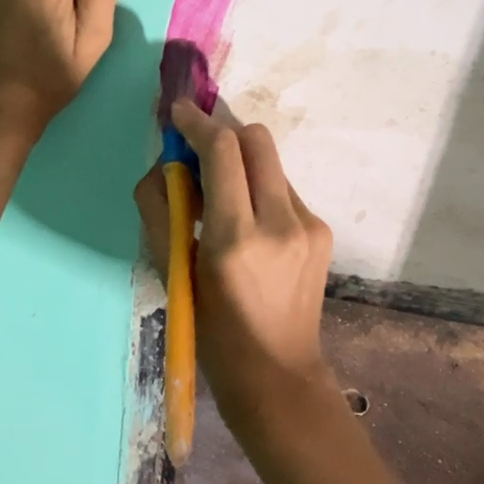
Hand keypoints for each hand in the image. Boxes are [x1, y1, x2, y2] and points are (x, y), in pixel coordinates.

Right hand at [134, 100, 334, 419]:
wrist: (276, 373)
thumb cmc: (210, 330)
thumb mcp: (172, 270)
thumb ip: (161, 209)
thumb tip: (165, 163)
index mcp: (236, 237)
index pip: (223, 151)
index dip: (197, 122)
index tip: (177, 111)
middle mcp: (281, 223)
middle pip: (256, 140)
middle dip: (223, 132)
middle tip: (195, 148)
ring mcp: (309, 226)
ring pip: (271, 164)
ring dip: (240, 164)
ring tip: (219, 196)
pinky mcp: (322, 232)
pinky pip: (283, 190)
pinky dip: (257, 190)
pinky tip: (245, 223)